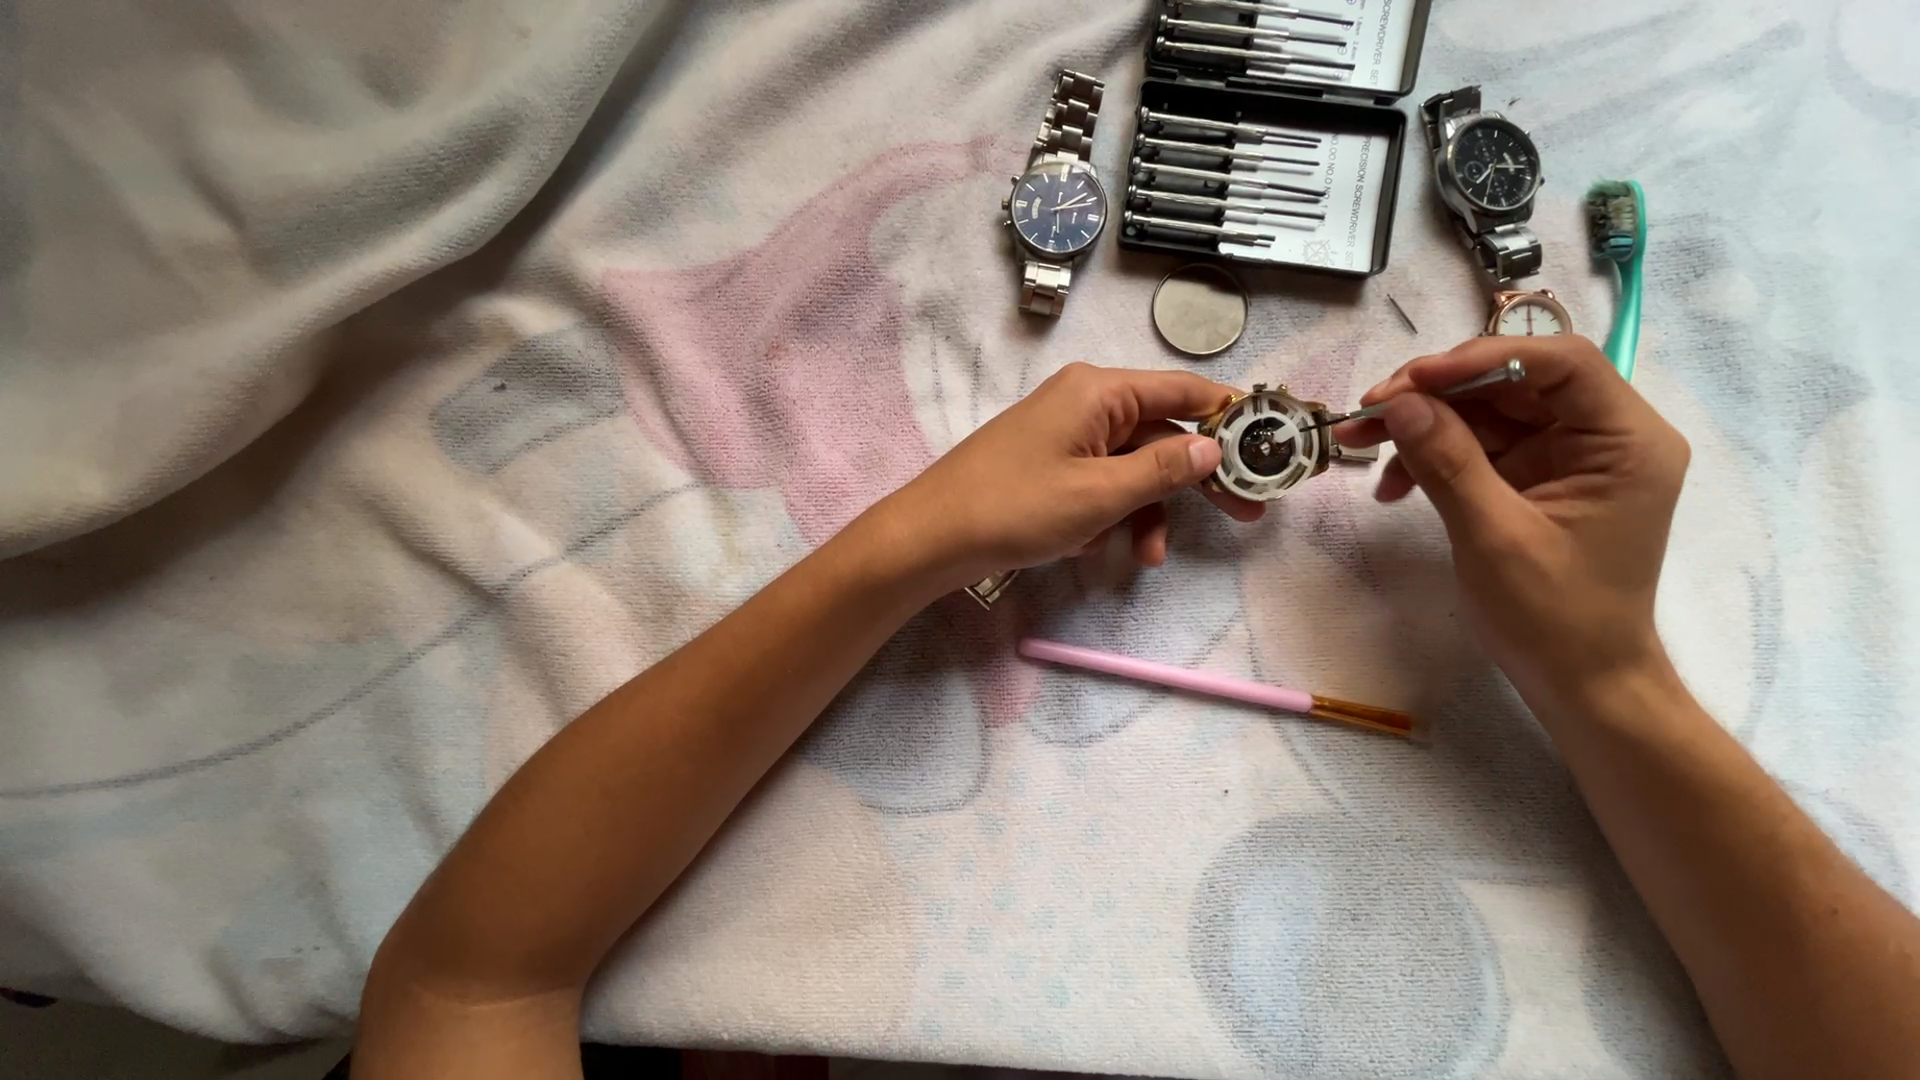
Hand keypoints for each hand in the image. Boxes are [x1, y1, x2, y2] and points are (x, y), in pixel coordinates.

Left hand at [883, 363, 1263, 591]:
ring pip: (1132, 467)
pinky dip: (1110, 514)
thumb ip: (1164, 469)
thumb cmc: (1016, 507)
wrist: (933, 537)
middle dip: (1197, 477)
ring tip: (1147, 557)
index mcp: (1099, 390)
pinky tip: (1096, 548)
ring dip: (1148, 511)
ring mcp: (1066, 435)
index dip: (1231, 418)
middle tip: (1244, 513)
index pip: (1184, 390)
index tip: (1269, 448)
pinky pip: (1100, 483)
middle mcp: (1086, 402)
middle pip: (1163, 432)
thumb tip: (1213, 445)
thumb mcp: (1100, 493)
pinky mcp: (1050, 465)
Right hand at [1336, 335, 1689, 709]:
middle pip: (1510, 384)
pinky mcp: (1532, 480)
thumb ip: (1446, 460)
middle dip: (1433, 395)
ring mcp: (1564, 457)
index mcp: (1624, 440)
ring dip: (1419, 426)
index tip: (1409, 381)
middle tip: (1367, 413)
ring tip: (1359, 442)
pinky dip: (1428, 458)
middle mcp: (1600, 436)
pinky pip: (1475, 448)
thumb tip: (1399, 402)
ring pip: (1483, 414)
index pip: (1558, 363)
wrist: (1576, 680)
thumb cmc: (1552, 614)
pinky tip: (1391, 487)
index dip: (1481, 359)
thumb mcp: (1492, 534)